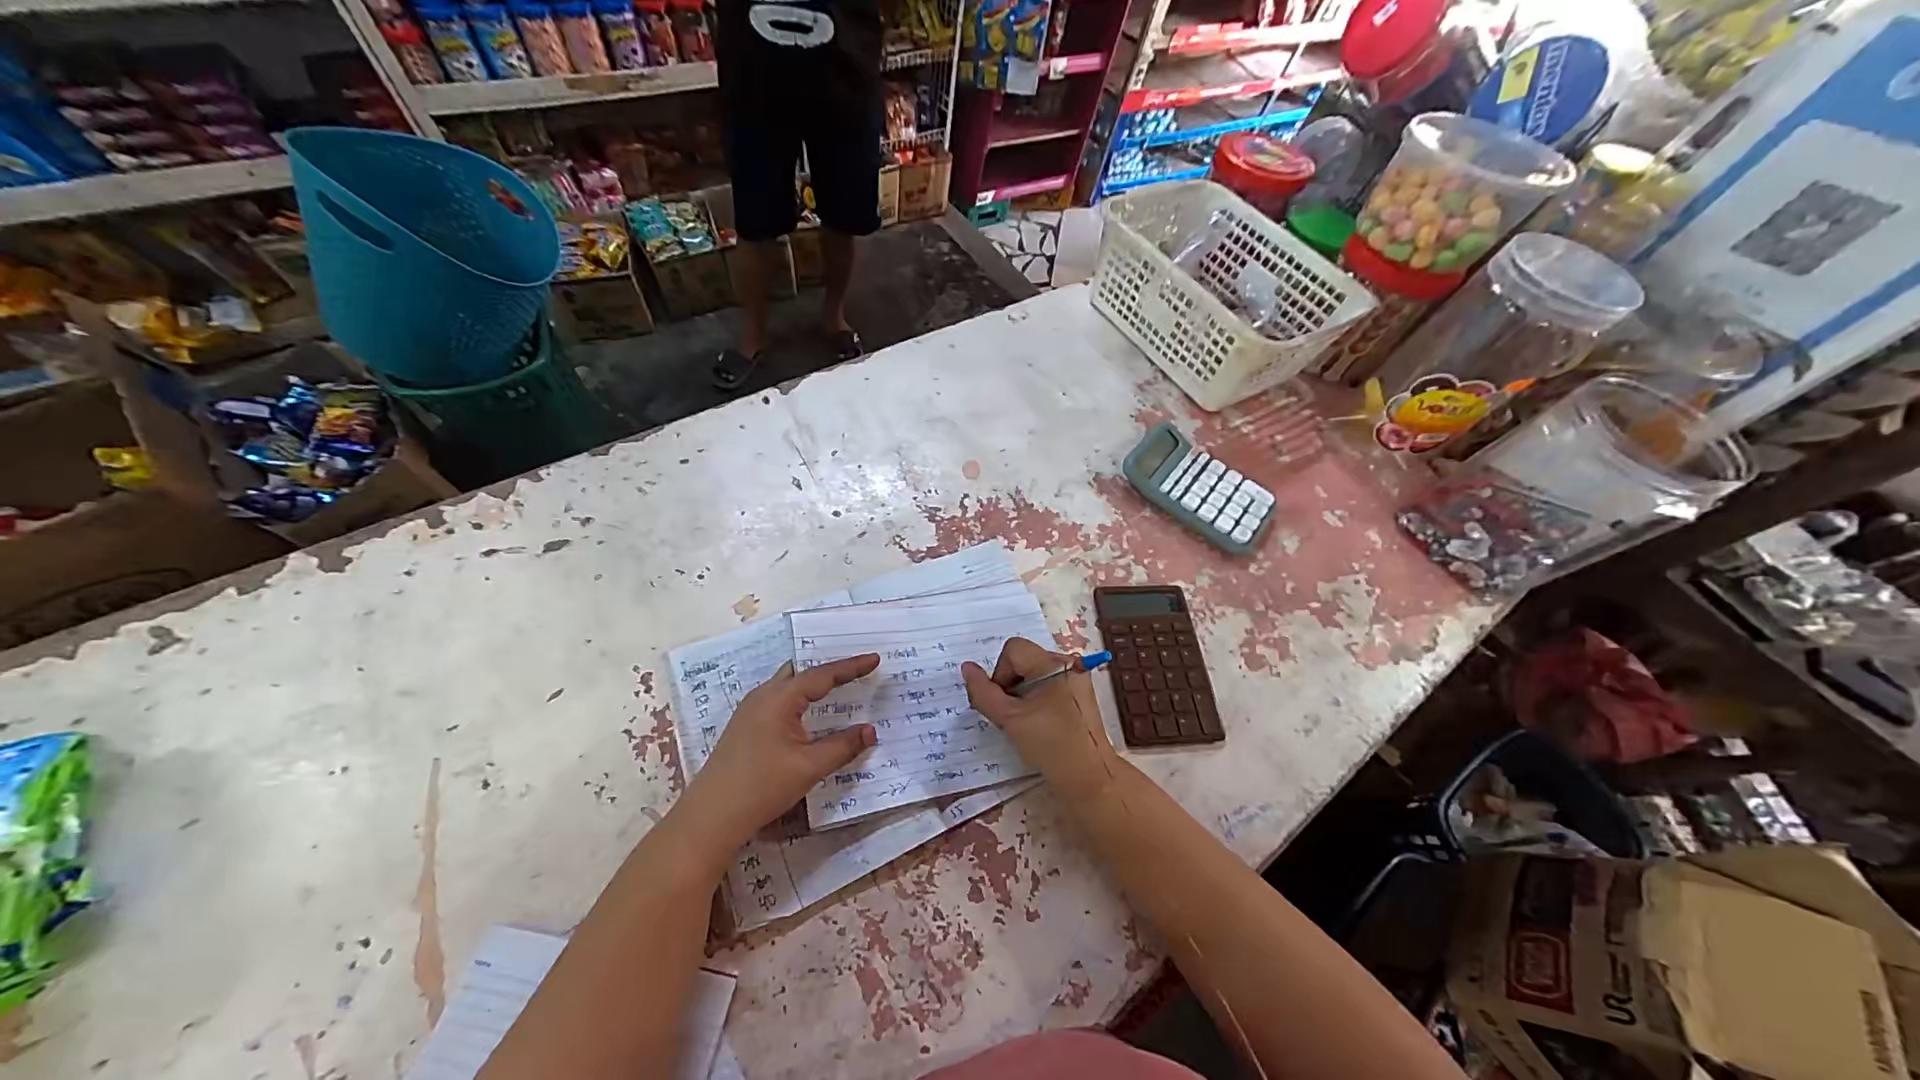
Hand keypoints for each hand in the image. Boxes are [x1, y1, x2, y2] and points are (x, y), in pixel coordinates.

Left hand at [677, 655, 879, 848]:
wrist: (712, 816)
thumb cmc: (762, 786)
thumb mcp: (810, 767)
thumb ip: (843, 746)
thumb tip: (870, 731)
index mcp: (779, 698)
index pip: (822, 675)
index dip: (851, 667)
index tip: (875, 659)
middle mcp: (763, 696)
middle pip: (801, 672)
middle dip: (829, 669)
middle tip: (856, 667)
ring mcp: (750, 711)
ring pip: (787, 685)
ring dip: (813, 684)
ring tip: (838, 684)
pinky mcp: (746, 727)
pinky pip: (779, 700)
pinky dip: (800, 698)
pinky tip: (809, 712)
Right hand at [962, 638, 1118, 800]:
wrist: (1088, 775)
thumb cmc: (1049, 744)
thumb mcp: (1009, 719)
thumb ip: (983, 692)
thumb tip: (967, 668)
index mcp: (1053, 663)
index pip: (1013, 650)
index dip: (1000, 674)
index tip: (1004, 704)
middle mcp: (1069, 663)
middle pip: (1024, 659)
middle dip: (1011, 684)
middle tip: (1013, 714)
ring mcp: (1077, 678)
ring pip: (1035, 673)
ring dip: (1023, 693)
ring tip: (1027, 720)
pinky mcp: (1080, 693)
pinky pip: (1049, 684)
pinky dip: (1038, 698)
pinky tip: (1041, 722)